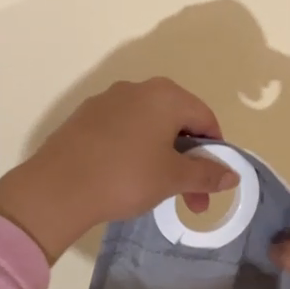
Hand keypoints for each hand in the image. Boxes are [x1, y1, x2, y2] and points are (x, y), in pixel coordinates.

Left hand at [0, 78, 237, 261]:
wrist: (58, 187)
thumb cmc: (125, 177)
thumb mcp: (172, 178)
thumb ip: (206, 174)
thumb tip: (231, 174)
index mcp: (165, 95)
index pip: (205, 118)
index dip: (215, 150)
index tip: (211, 181)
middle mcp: (137, 89)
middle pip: (176, 122)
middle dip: (188, 161)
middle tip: (191, 199)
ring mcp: (107, 101)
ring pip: (148, 127)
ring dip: (162, 158)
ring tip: (159, 193)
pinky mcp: (84, 118)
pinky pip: (122, 131)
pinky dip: (134, 151)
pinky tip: (126, 179)